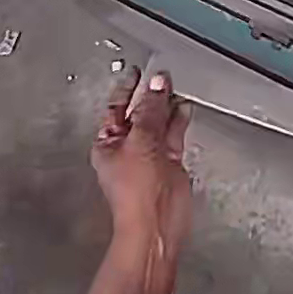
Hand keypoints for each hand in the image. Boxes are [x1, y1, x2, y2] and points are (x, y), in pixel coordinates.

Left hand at [91, 67, 193, 256]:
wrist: (157, 223)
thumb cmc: (136, 191)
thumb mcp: (141, 140)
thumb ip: (152, 109)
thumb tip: (158, 83)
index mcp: (108, 143)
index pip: (117, 107)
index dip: (128, 87)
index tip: (137, 70)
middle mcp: (128, 146)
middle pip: (140, 112)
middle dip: (150, 94)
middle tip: (162, 74)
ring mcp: (150, 153)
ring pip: (159, 120)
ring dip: (167, 104)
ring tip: (175, 85)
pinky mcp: (170, 159)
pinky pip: (174, 132)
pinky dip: (180, 118)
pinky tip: (184, 106)